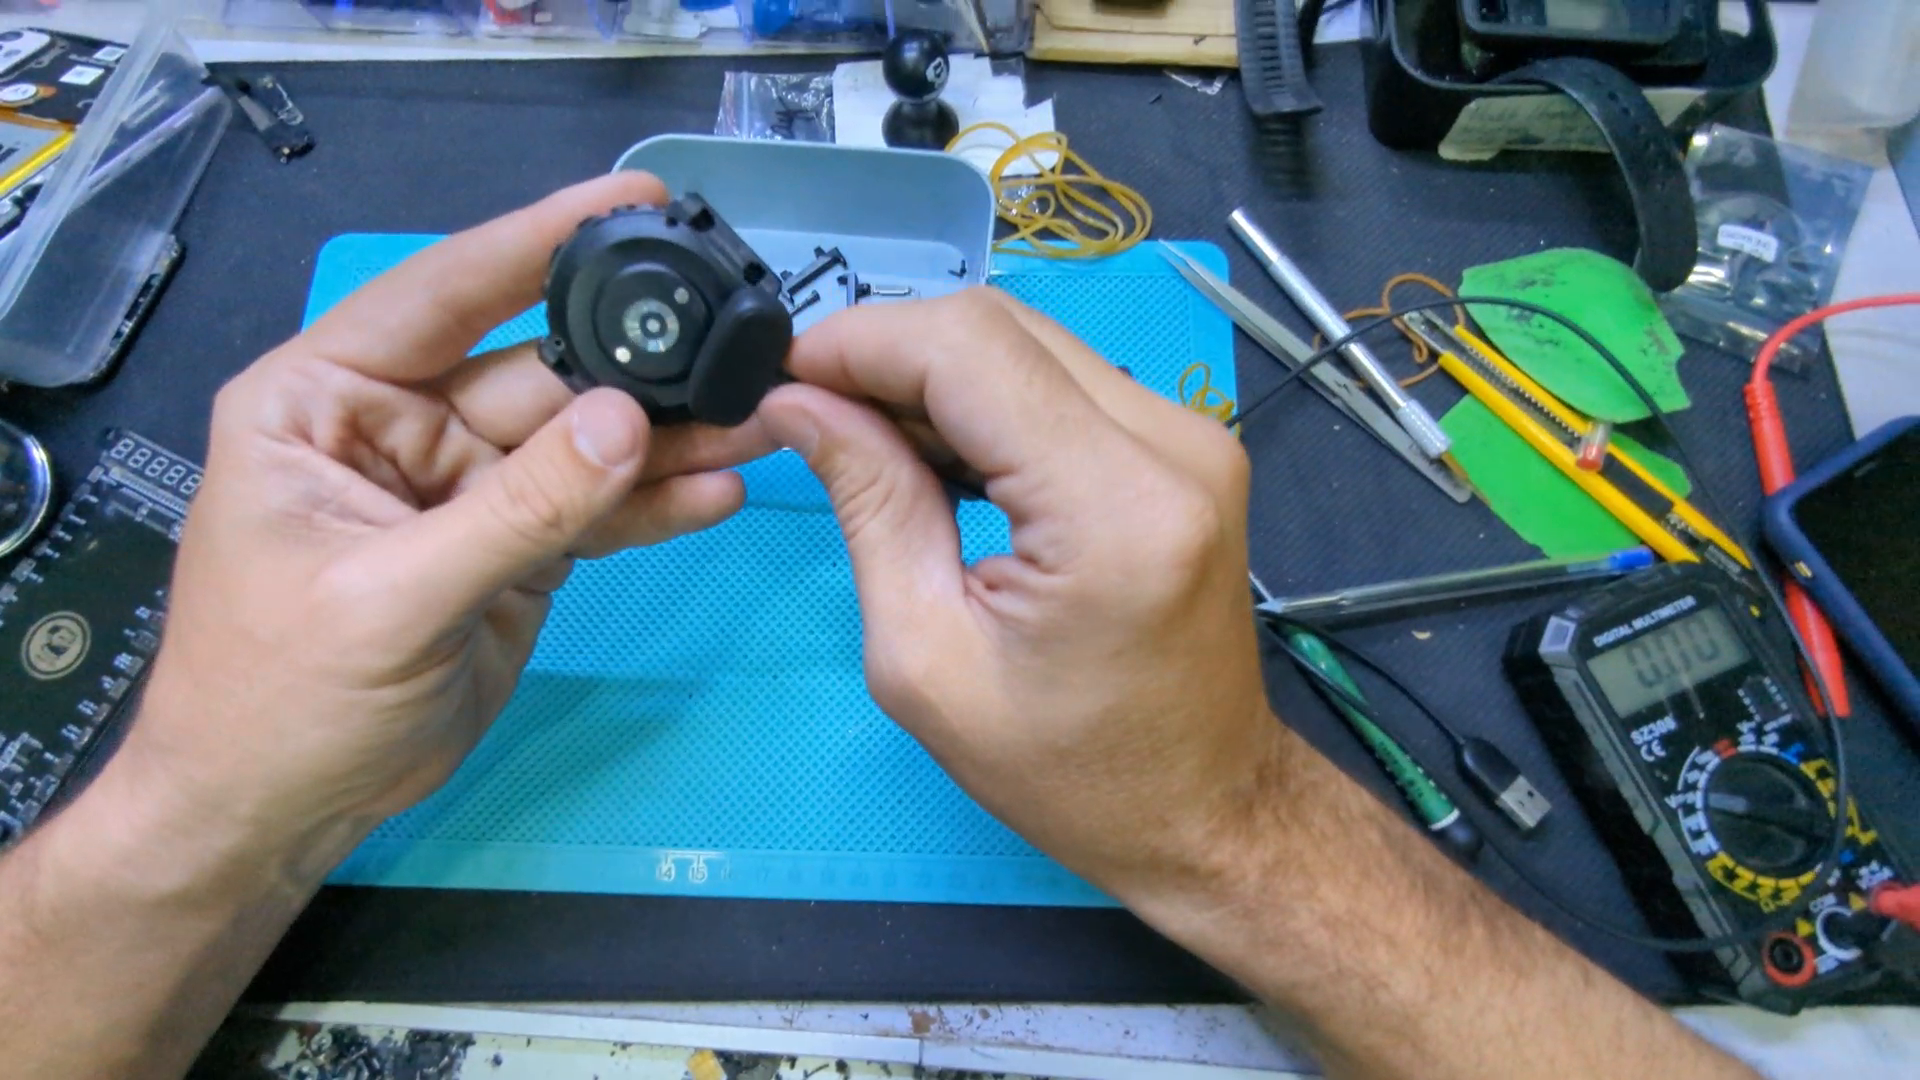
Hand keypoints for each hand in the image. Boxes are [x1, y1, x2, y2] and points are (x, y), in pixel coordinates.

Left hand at [125, 174, 773, 872]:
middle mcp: (416, 426)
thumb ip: (518, 507)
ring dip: (671, 442)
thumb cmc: (285, 695)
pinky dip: (660, 506)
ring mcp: (483, 486)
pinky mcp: (531, 541)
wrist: (294, 802)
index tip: (635, 203)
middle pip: (550, 378)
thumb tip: (627, 422)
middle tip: (731, 350)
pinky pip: (605, 510)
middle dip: (639, 371)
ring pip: (593, 447)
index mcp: (335, 400)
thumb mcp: (395, 594)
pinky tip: (718, 495)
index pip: (447, 293)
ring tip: (753, 426)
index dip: (539, 243)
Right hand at [755, 288, 1275, 913]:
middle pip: (1000, 329)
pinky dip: (989, 401)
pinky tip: (943, 453)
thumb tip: (800, 407)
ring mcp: (1192, 437)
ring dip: (936, 377)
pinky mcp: (1186, 448)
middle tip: (819, 414)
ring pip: (1031, 345)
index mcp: (1112, 509)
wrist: (1200, 804)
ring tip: (872, 441)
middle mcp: (1172, 445)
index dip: (860, 342)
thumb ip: (870, 507)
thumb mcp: (926, 659)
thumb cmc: (1066, 771)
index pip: (968, 350)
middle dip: (890, 355)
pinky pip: (1065, 384)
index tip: (785, 379)